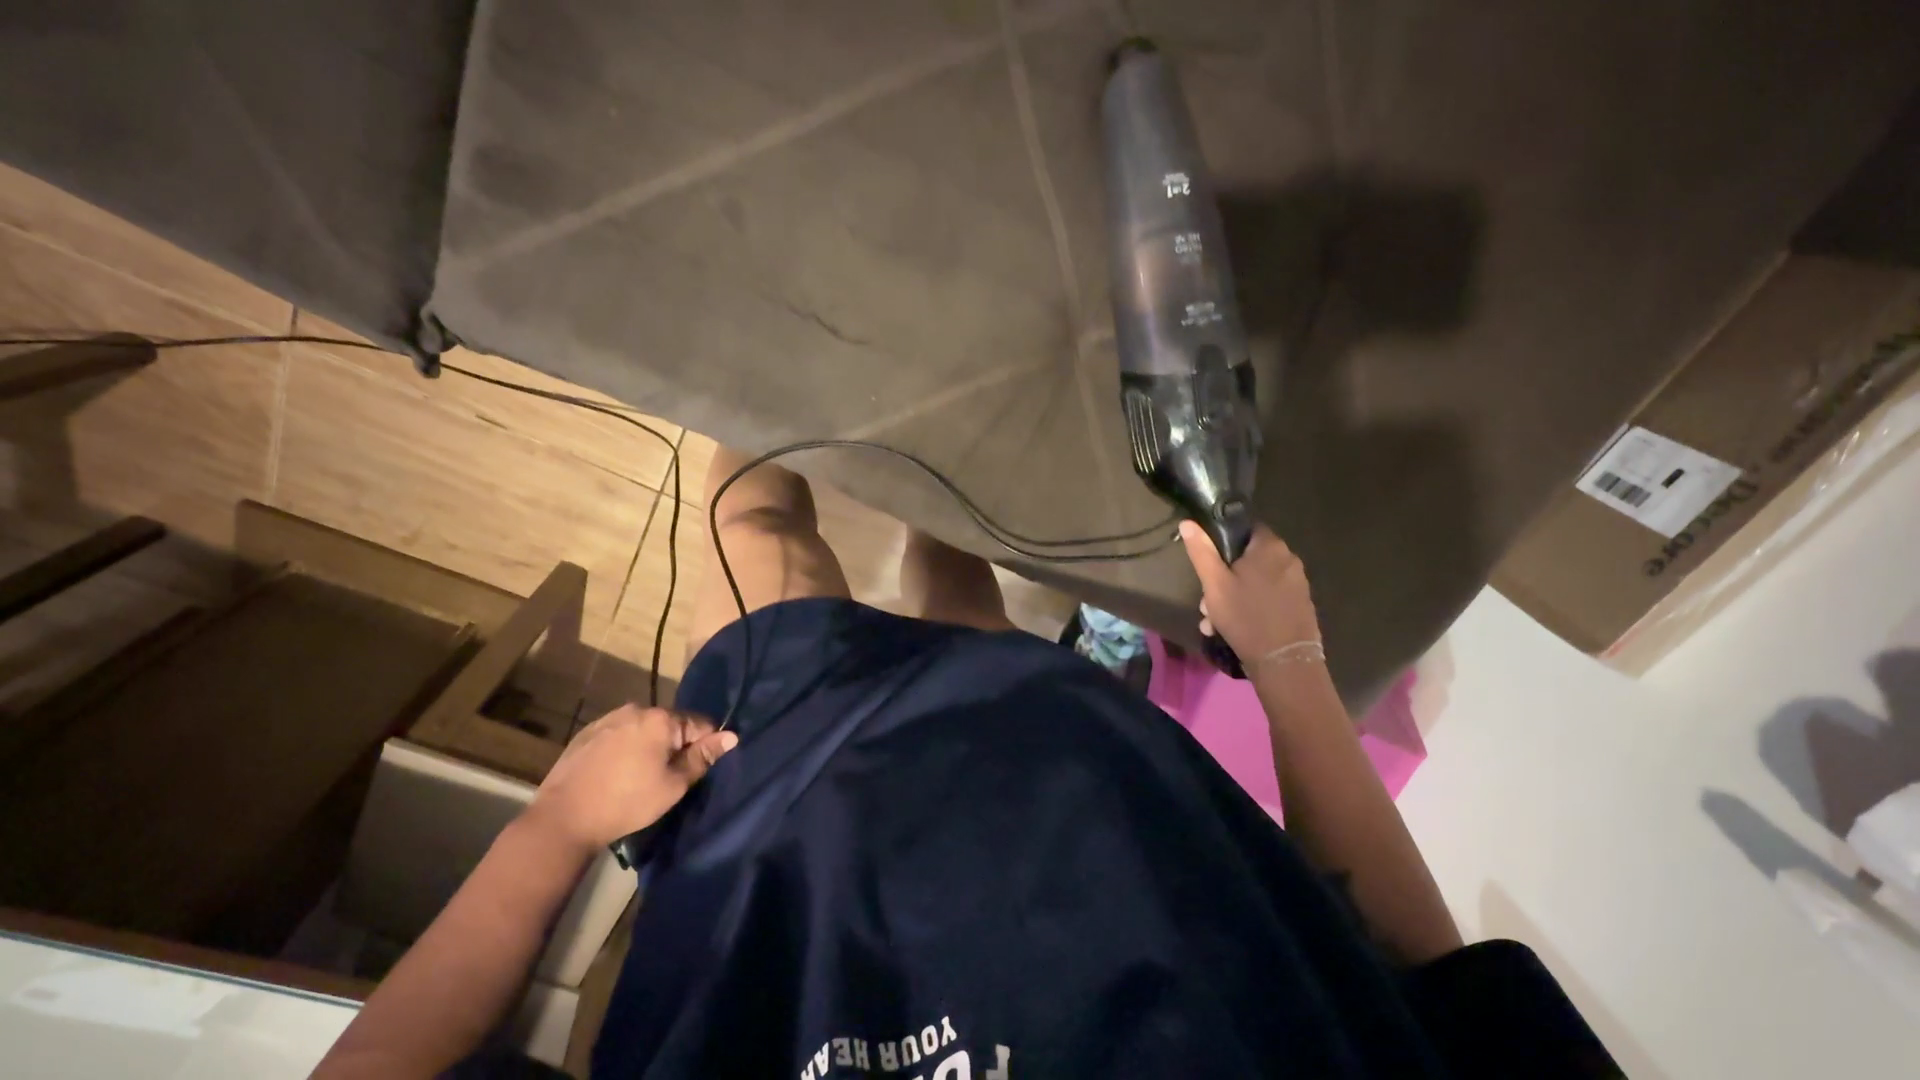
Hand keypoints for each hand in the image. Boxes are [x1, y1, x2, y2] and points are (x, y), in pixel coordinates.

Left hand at [523, 705, 737, 853]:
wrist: (564, 817)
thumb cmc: (628, 802)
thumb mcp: (674, 785)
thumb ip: (703, 757)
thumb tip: (731, 736)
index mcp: (661, 719)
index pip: (700, 724)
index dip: (703, 747)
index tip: (693, 772)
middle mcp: (636, 709)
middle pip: (670, 724)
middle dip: (674, 745)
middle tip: (666, 778)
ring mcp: (608, 718)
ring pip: (643, 729)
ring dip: (649, 746)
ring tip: (639, 776)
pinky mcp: (587, 732)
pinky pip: (620, 734)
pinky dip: (625, 748)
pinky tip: (615, 773)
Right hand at [1179, 521, 1322, 663]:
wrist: (1284, 661)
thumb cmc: (1245, 616)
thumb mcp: (1214, 584)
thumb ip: (1201, 552)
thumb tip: (1188, 523)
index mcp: (1269, 546)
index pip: (1246, 529)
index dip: (1224, 543)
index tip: (1210, 565)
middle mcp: (1289, 559)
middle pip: (1250, 560)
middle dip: (1225, 579)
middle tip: (1207, 604)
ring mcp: (1298, 583)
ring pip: (1258, 582)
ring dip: (1236, 597)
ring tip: (1216, 623)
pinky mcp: (1302, 605)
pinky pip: (1272, 598)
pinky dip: (1254, 607)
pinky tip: (1238, 628)